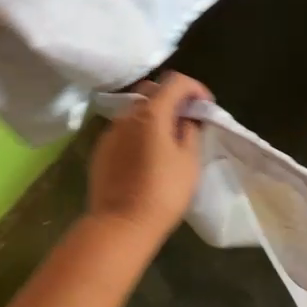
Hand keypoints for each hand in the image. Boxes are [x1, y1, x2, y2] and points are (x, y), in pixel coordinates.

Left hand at [86, 72, 211, 247]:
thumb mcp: (189, 162)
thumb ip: (190, 132)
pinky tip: (145, 155)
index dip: (195, 88)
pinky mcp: (101, 150)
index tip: (205, 106)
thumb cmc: (162, 192)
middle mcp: (127, 115)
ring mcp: (110, 132)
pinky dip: (138, 132)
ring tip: (166, 139)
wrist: (119, 225)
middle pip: (151, 90)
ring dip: (153, 115)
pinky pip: (123, 130)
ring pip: (135, 110)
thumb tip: (185, 119)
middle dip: (171, 97)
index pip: (175, 81)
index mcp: (152, 113)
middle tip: (185, 118)